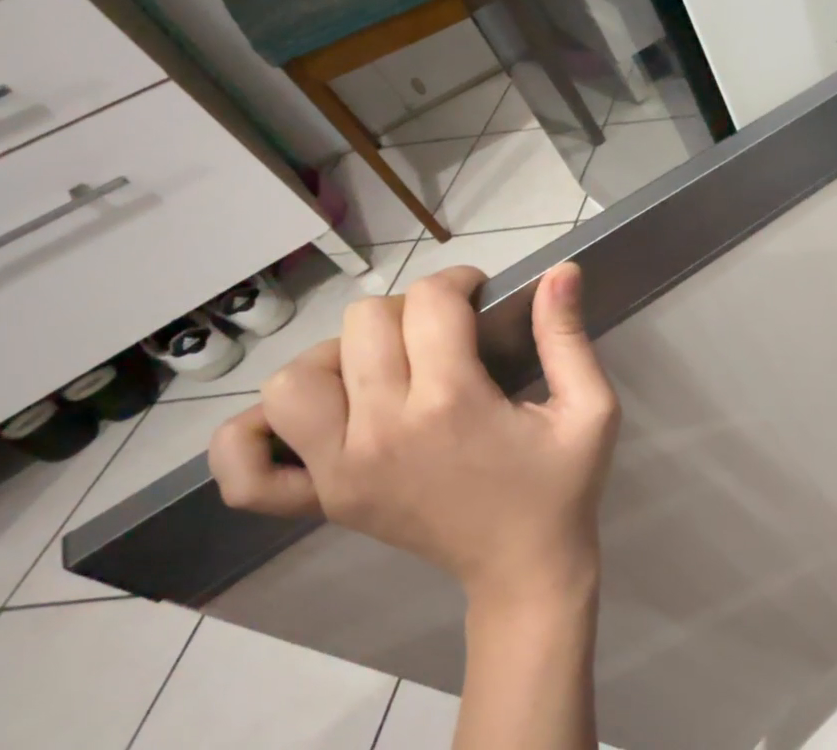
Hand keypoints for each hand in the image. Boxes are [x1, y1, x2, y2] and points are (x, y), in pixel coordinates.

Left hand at [209, 262, 620, 607]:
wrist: (524, 565)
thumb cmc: (562, 483)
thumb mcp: (591, 408)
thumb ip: (568, 337)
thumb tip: (561, 270)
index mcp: (453, 403)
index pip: (430, 304)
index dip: (458, 281)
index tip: (480, 293)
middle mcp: (383, 430)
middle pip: (362, 326)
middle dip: (408, 310)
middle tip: (444, 332)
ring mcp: (341, 469)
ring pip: (294, 379)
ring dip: (338, 358)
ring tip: (383, 369)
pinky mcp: (321, 499)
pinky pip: (245, 466)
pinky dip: (252, 436)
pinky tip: (304, 421)